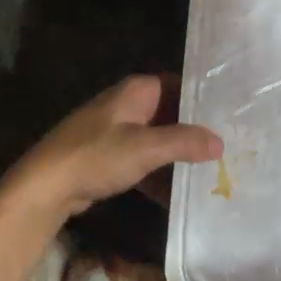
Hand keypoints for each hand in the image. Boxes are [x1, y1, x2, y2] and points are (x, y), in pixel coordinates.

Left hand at [3, 74, 223, 218]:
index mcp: (136, 91)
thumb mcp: (145, 148)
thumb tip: (220, 141)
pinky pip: (144, 160)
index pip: (179, 84)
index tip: (232, 113)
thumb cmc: (96, 156)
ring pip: (158, 138)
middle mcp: (128, 104)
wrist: (47, 184)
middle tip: (231, 147)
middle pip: (171, 113)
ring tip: (215, 172)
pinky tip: (181, 196)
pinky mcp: (110, 156)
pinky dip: (160, 173)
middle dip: (195, 131)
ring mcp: (117, 130)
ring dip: (179, 155)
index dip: (203, 97)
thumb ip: (183, 142)